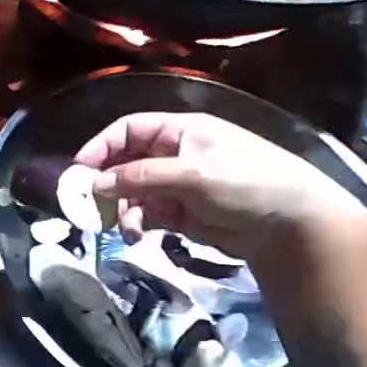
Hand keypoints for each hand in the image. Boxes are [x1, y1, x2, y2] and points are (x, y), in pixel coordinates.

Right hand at [74, 112, 366, 266]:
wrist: (288, 224)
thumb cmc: (245, 183)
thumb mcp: (191, 175)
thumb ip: (141, 178)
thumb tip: (95, 184)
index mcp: (179, 131)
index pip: (129, 130)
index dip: (101, 146)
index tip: (79, 171)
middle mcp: (173, 154)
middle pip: (125, 163)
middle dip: (107, 184)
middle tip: (89, 207)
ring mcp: (176, 185)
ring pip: (133, 193)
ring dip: (122, 210)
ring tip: (126, 229)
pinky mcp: (180, 214)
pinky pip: (146, 215)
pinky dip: (137, 224)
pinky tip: (138, 236)